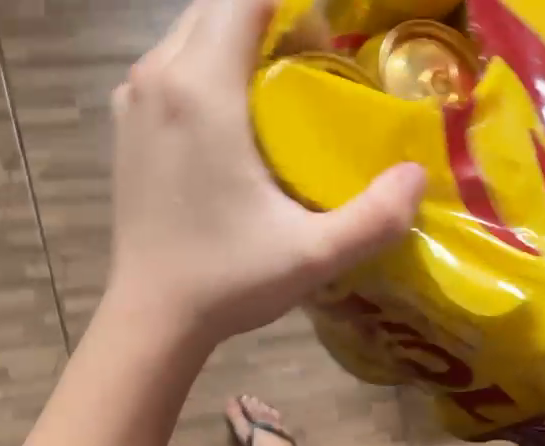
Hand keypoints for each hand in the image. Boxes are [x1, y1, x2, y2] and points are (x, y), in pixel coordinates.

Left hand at [102, 0, 426, 349]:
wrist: (154, 315)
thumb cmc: (230, 279)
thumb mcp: (315, 255)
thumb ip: (374, 217)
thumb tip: (417, 175)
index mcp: (203, 89)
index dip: (291, 5)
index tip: (329, 35)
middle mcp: (159, 75)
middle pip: (215, 7)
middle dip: (266, 16)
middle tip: (317, 60)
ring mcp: (134, 98)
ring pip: (189, 33)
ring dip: (235, 41)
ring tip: (282, 83)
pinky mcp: (126, 124)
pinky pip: (169, 67)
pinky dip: (205, 68)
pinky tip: (236, 116)